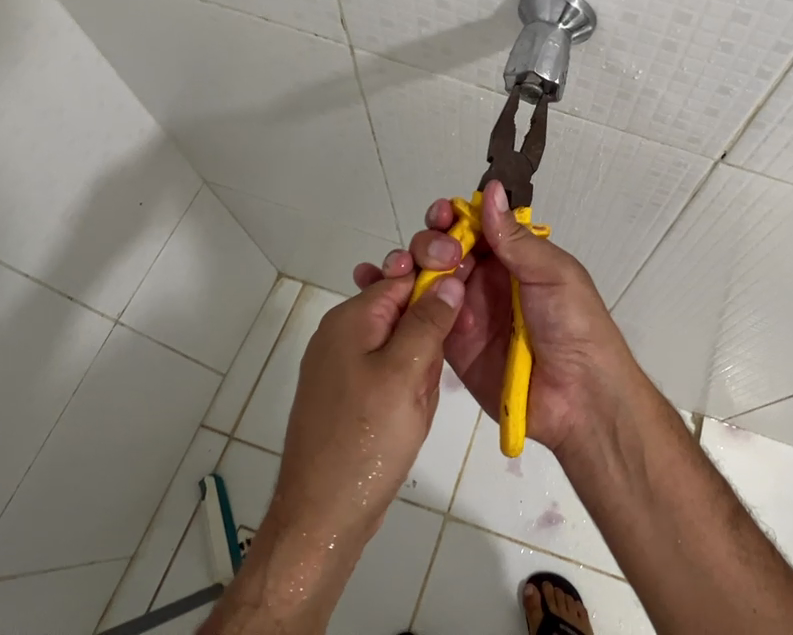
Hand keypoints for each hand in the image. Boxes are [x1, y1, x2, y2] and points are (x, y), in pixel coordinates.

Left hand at [263, 273, 464, 550]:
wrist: (323, 515)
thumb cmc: (367, 439)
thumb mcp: (406, 374)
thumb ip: (428, 321)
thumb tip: (450, 278)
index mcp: (351, 318)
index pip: (404, 278)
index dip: (440, 286)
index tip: (470, 309)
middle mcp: (340, 333)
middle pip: (402, 310)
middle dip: (429, 338)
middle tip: (432, 377)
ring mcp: (339, 365)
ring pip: (399, 345)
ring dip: (420, 370)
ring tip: (418, 405)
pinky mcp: (345, 394)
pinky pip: (388, 373)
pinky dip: (406, 388)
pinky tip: (409, 417)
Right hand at [352, 179, 636, 452]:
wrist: (578, 398)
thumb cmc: (574, 325)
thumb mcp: (553, 274)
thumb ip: (515, 239)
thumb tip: (491, 190)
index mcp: (513, 259)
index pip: (474, 227)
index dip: (454, 216)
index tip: (443, 214)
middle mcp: (485, 280)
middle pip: (444, 249)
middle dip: (430, 241)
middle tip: (439, 254)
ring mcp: (465, 312)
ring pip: (426, 279)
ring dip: (409, 265)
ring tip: (400, 267)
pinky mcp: (450, 345)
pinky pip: (420, 318)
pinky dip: (400, 301)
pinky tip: (378, 286)